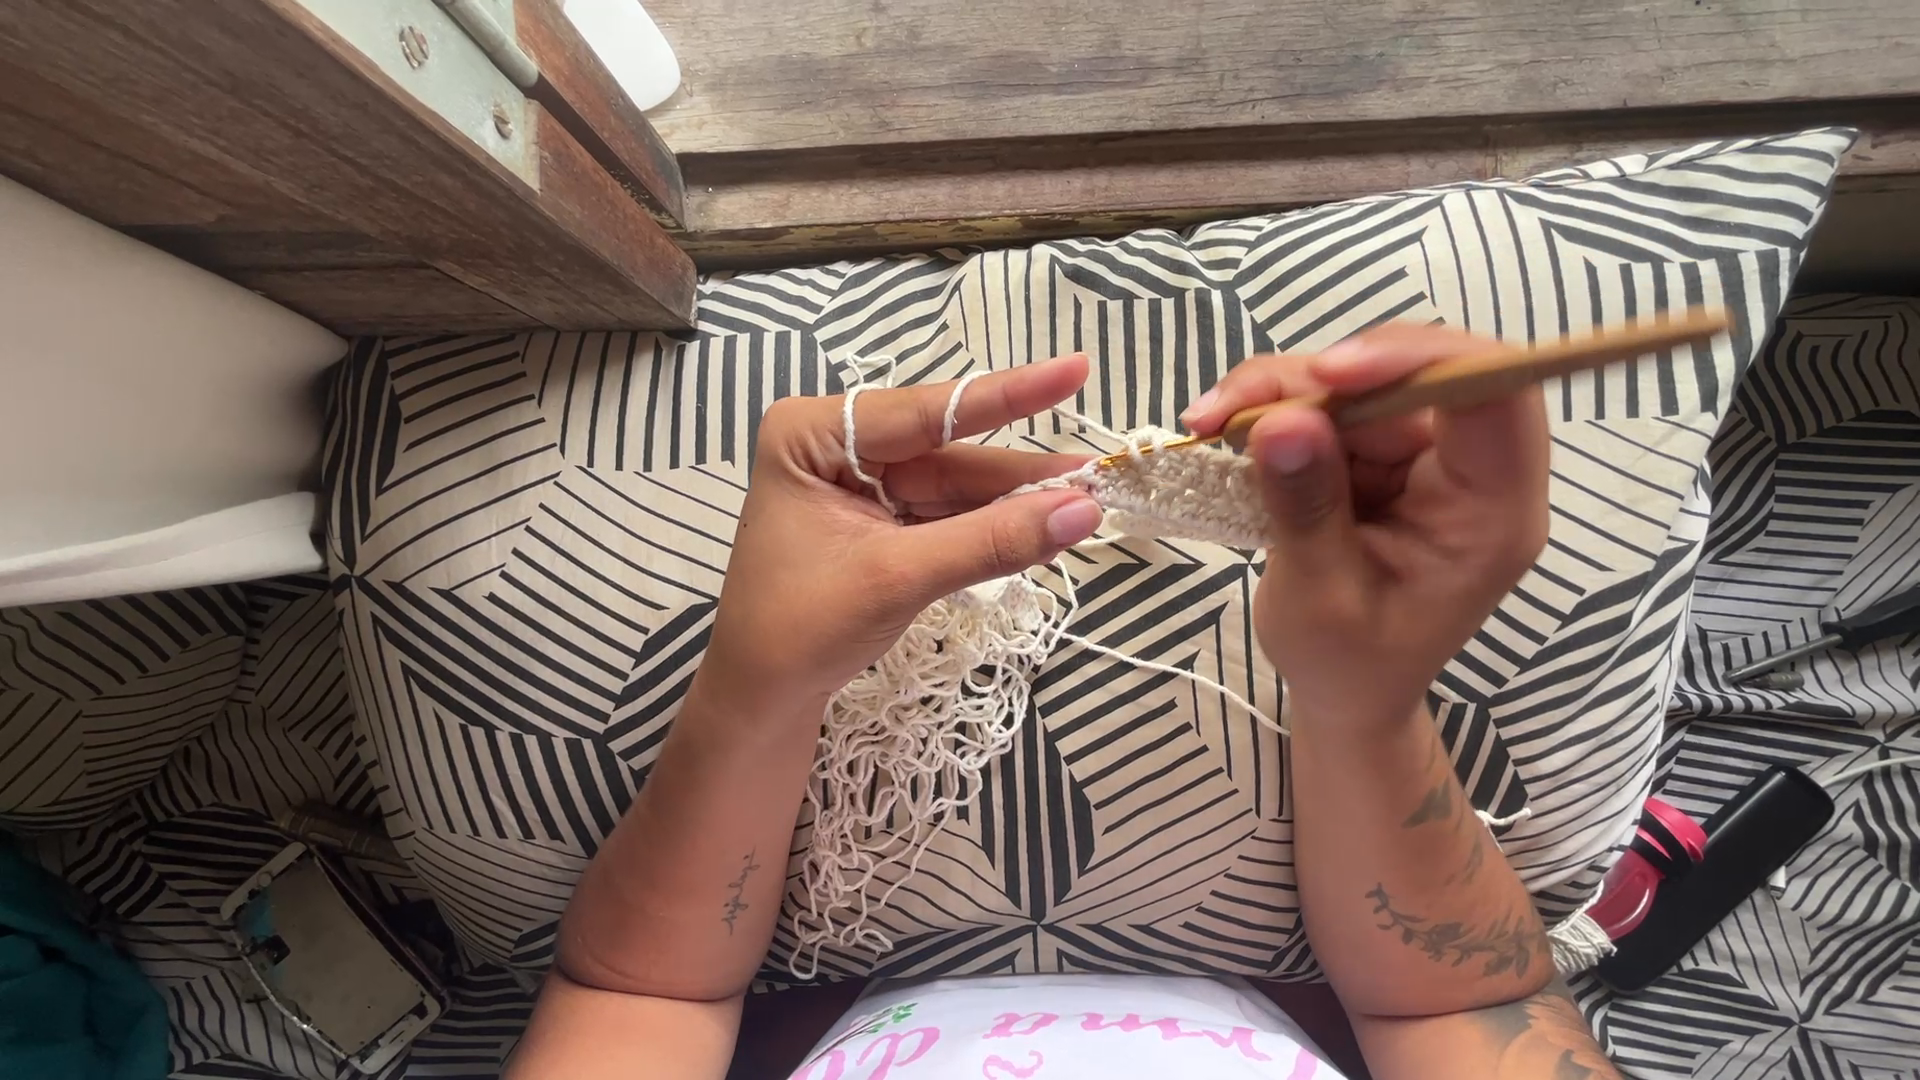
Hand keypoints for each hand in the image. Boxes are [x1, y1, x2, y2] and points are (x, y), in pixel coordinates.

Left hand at [699, 354, 1104, 709]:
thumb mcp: (898, 576)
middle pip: (945, 451)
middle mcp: (836, 447)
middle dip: (1018, 473)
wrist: (763, 696)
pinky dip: (989, 529)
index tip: (1076, 369)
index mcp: (813, 434)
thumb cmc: (802, 627)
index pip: (924, 411)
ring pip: (952, 486)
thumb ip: (990, 541)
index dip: (1009, 395)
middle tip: (1095, 474)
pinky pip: (944, 516)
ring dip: (1012, 505)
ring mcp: (859, 485)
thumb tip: (1083, 510)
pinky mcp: (878, 522)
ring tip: (1081, 508)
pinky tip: (1039, 531)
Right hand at [1180, 325, 1549, 725]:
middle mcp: (1463, 468)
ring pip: (1353, 384)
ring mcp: (1417, 459)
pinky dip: (1268, 411)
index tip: (1325, 374)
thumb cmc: (1345, 662)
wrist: (1342, 689)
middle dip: (1310, 382)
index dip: (1416, 362)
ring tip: (1207, 424)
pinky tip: (1221, 431)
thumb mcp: (1319, 595)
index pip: (1491, 396)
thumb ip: (1306, 508)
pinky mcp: (1375, 457)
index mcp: (1489, 510)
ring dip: (1274, 393)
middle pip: (1405, 377)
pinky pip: (1324, 407)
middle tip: (1223, 413)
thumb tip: (1281, 420)